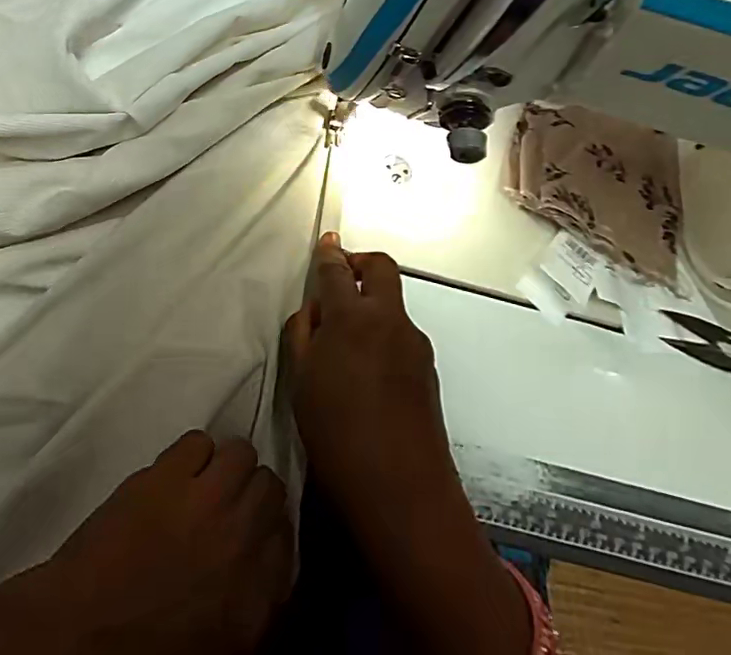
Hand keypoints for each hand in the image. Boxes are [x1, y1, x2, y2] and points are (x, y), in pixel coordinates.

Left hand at [0, 432, 292, 654]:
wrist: (74, 637)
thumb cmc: (145, 647)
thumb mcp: (222, 642)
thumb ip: (256, 597)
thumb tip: (268, 562)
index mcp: (258, 590)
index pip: (288, 536)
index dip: (269, 529)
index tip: (251, 532)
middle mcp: (243, 536)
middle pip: (271, 487)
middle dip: (251, 494)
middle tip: (227, 504)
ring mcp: (208, 500)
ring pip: (241, 453)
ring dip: (225, 466)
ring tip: (204, 481)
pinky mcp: (169, 474)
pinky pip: (199, 441)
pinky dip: (191, 454)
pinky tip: (176, 473)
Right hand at [282, 234, 529, 654]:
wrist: (401, 487)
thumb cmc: (337, 435)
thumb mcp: (302, 382)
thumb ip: (305, 335)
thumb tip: (314, 310)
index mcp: (353, 318)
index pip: (337, 272)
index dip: (328, 254)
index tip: (326, 243)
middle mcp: (389, 319)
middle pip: (380, 268)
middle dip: (359, 262)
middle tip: (339, 274)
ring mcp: (414, 341)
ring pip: (392, 302)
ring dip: (371, 302)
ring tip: (344, 338)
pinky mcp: (427, 365)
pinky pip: (401, 332)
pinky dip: (382, 331)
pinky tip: (366, 368)